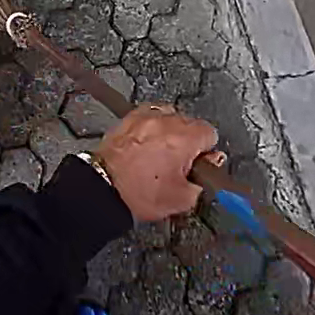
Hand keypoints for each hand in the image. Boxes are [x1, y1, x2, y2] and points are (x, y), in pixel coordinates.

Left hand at [94, 104, 223, 221]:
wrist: (104, 187)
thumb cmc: (139, 192)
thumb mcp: (183, 198)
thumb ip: (203, 180)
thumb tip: (208, 167)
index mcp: (183, 138)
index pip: (209, 132)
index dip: (207, 150)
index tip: (200, 162)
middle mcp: (164, 122)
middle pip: (189, 122)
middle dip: (188, 140)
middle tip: (180, 162)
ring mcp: (144, 117)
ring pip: (168, 116)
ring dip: (169, 130)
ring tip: (161, 152)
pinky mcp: (127, 118)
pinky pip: (147, 115)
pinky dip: (150, 126)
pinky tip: (146, 143)